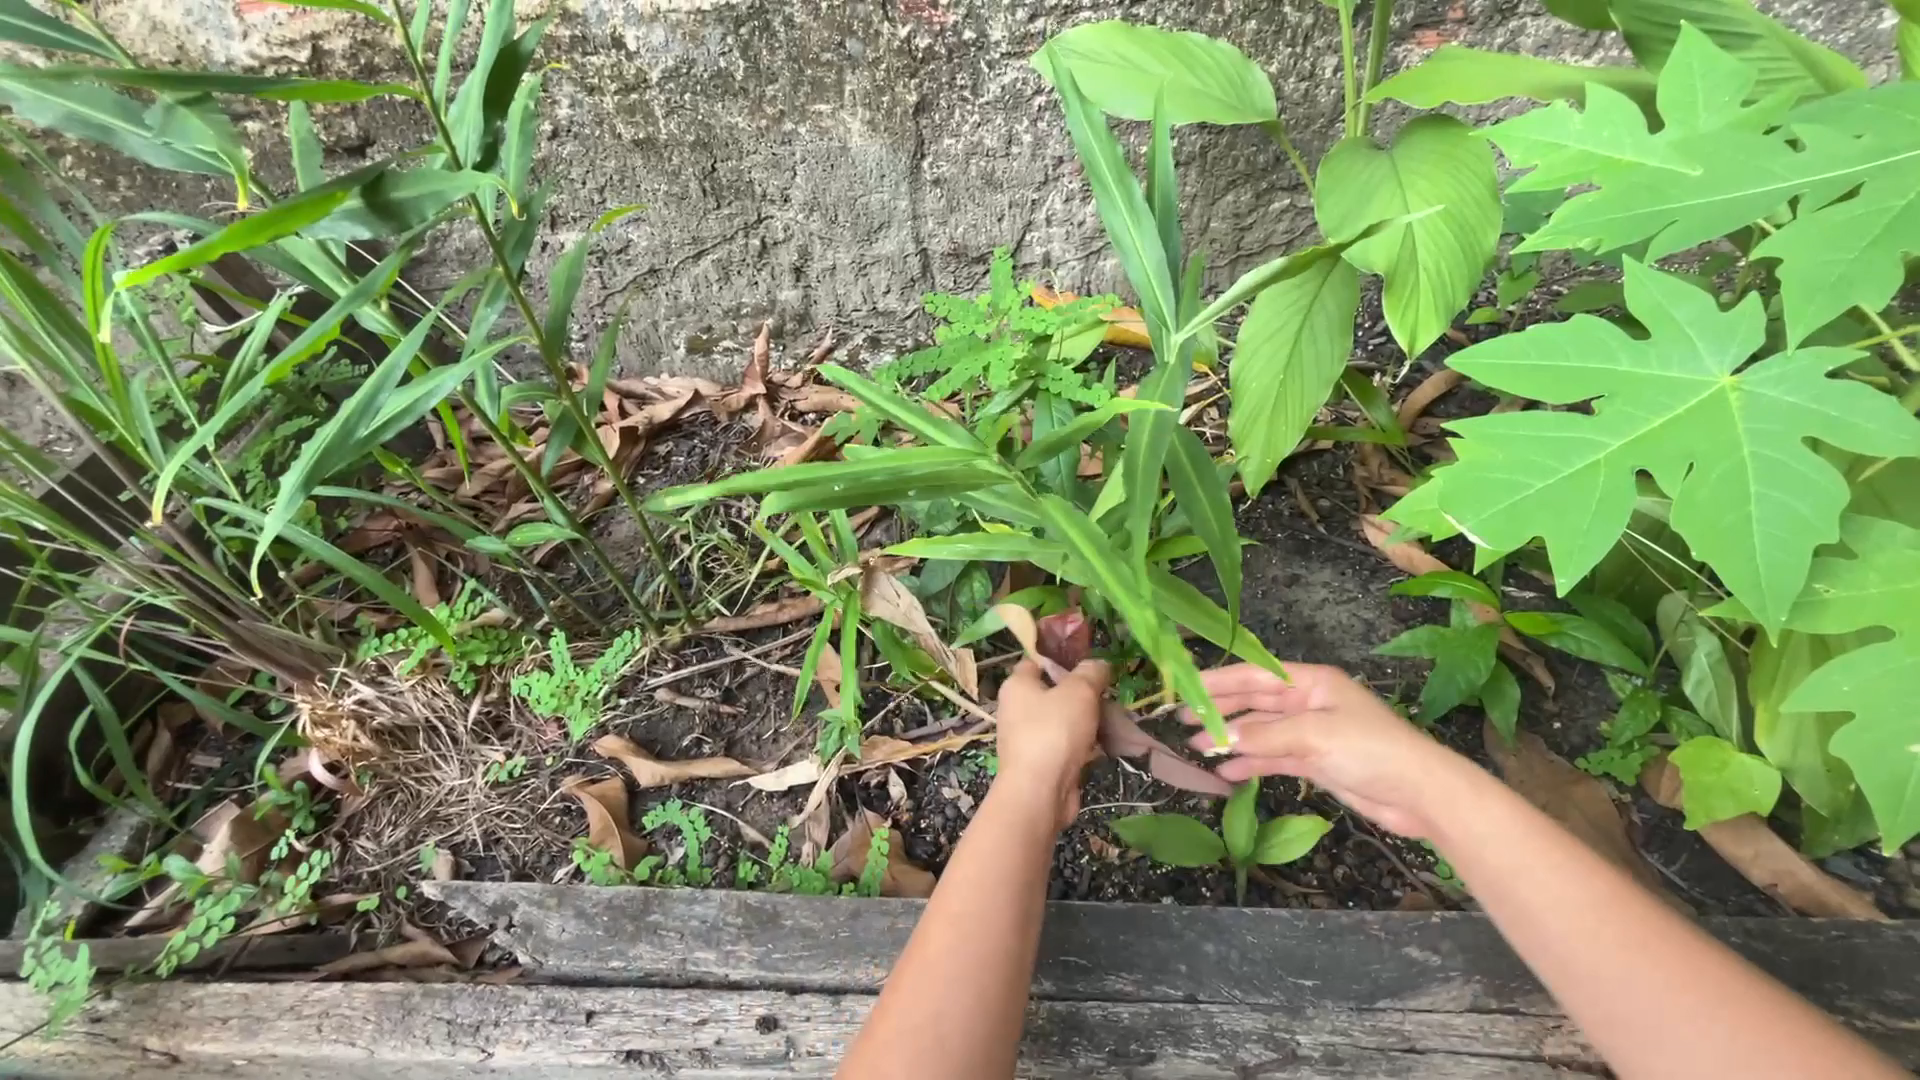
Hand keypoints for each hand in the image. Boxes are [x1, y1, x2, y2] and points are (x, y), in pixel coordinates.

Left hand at [993, 658, 1109, 830]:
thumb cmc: (1054, 731)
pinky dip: (1086, 744)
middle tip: (1109, 693)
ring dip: (1089, 720)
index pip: (1036, 661)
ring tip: (1115, 719)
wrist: (1040, 792)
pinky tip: (1108, 744)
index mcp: (1017, 685)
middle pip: (1054, 692)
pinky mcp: (1042, 762)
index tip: (1090, 662)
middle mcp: (1017, 709)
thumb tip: (1099, 664)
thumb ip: (1091, 673)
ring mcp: (1028, 738)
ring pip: (1064, 720)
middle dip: (1083, 693)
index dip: (1062, 658)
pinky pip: (1067, 745)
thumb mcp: (1079, 691)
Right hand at [1184, 663, 1477, 838]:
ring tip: (1198, 749)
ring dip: (1231, 740)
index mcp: (1311, 682)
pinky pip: (1272, 757)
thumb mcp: (1315, 736)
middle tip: (1183, 720)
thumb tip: (1222, 739)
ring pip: (1260, 732)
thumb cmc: (1371, 750)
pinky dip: (1250, 763)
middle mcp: (1307, 703)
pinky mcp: (1314, 762)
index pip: (1255, 675)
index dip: (1219, 681)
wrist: (1420, 795)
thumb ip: (1265, 736)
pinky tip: (1226, 772)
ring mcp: (1310, 733)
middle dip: (1220, 711)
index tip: (1187, 688)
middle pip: (1254, 702)